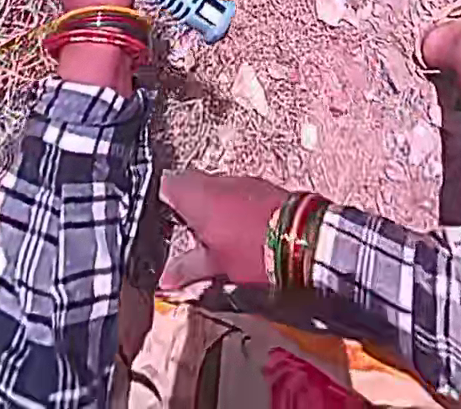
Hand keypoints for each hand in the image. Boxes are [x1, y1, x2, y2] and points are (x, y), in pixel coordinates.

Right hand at [159, 170, 287, 288]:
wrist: (299, 239)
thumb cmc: (254, 252)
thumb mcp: (216, 266)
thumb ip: (188, 269)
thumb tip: (167, 279)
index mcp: (197, 197)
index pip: (167, 184)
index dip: (160, 198)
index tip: (160, 215)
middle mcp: (216, 182)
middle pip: (190, 182)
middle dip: (186, 202)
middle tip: (184, 227)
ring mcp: (239, 181)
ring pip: (213, 186)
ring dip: (209, 202)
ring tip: (211, 231)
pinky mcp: (259, 185)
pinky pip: (235, 189)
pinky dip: (230, 203)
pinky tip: (236, 226)